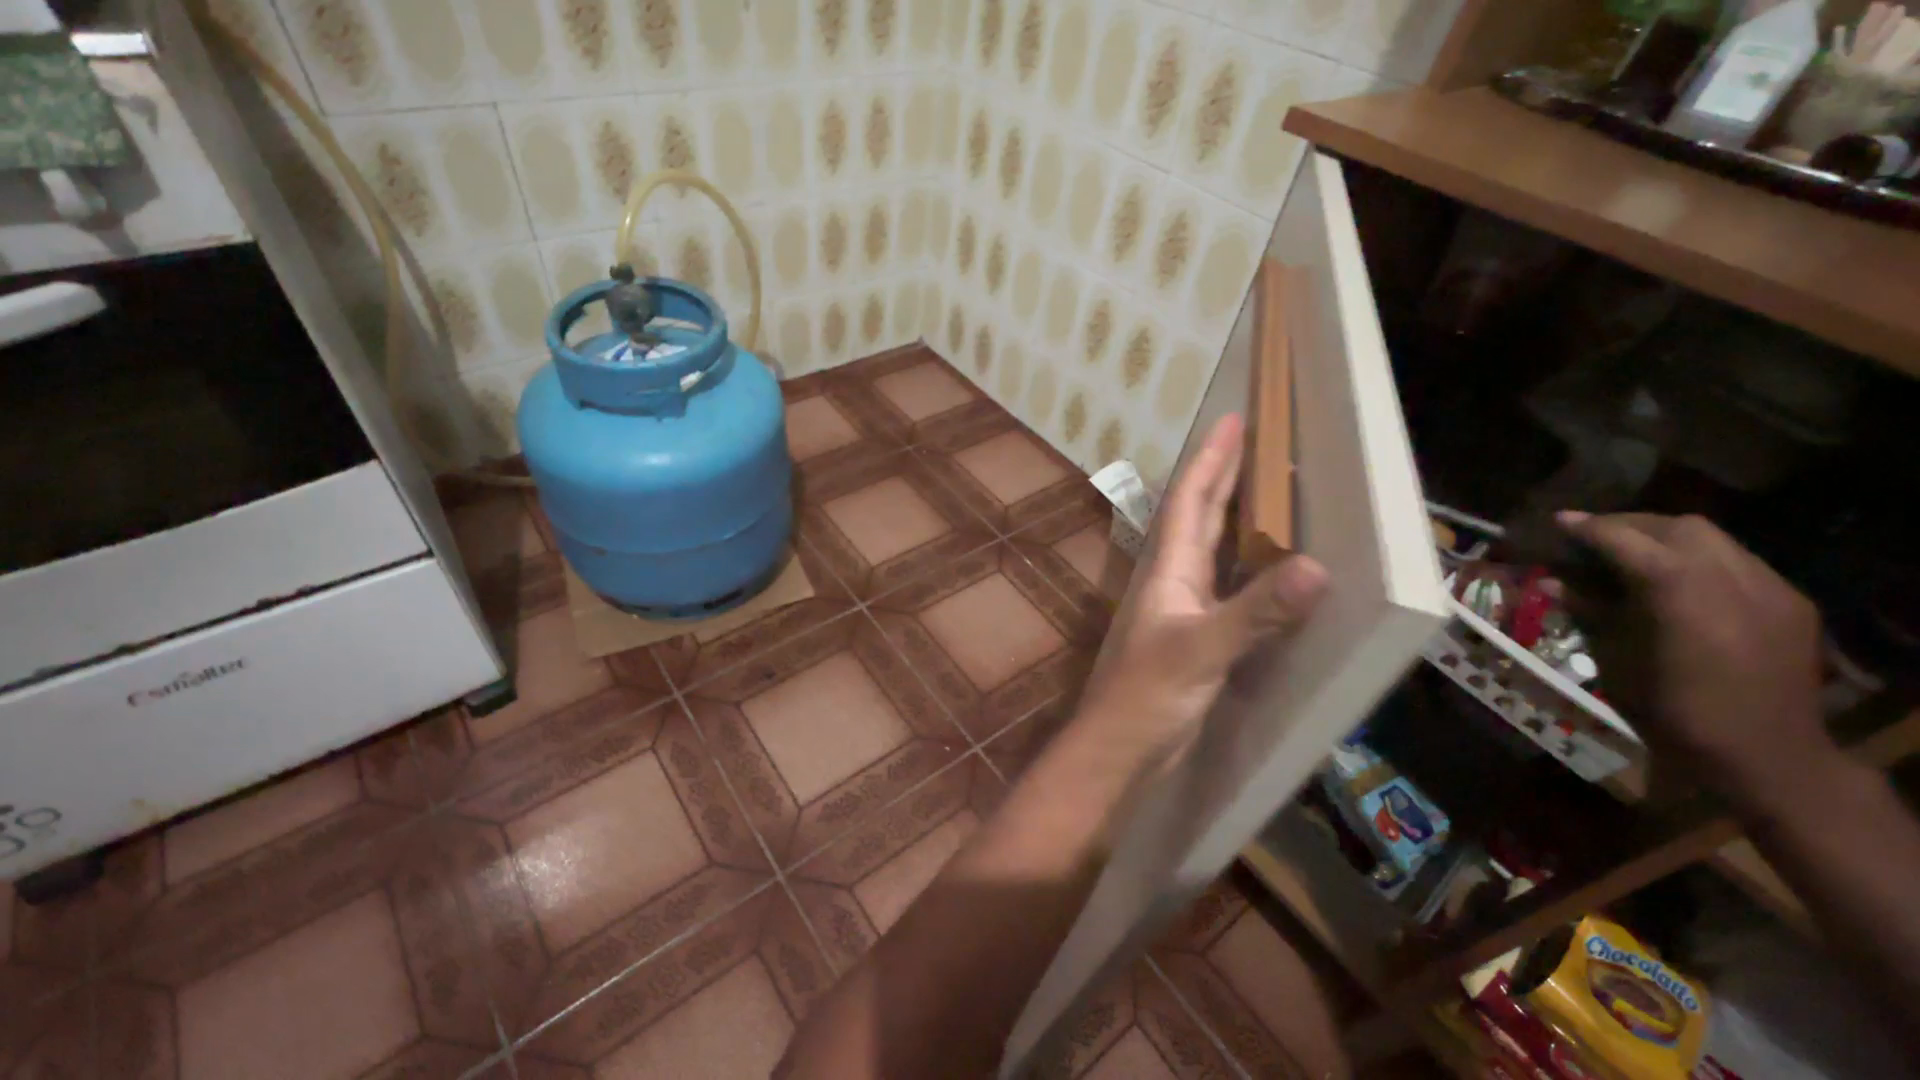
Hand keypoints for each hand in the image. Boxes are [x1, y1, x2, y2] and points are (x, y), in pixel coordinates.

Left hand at [1076, 414, 1326, 766]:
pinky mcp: (1197, 642)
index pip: (1192, 501)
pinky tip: (1271, 573)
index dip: (1212, 460)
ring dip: (1237, 520)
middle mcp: (1174, 582)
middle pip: (1201, 518)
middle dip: (1225, 477)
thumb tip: (1318, 566)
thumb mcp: (1203, 648)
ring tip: (1270, 492)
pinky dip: (1250, 572)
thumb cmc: (1147, 694)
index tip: (1233, 420)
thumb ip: (1257, 611)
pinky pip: (1228, 591)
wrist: (1118, 751)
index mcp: (1169, 570)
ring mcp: (1184, 612)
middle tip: (1255, 439)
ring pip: (1214, 553)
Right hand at [1559, 512, 1832, 801]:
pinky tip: (1684, 585)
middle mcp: (1729, 575)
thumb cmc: (1675, 715)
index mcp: (1678, 589)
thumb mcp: (1617, 663)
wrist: (1767, 757)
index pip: (1626, 539)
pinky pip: (1741, 563)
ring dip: (1668, 539)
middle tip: (1596, 538)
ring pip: (1713, 538)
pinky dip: (1703, 561)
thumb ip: (1590, 612)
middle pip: (1676, 527)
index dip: (1589, 528)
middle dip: (1631, 526)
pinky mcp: (1792, 603)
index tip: (1559, 522)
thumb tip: (1554, 582)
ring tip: (1637, 556)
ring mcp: (1769, 586)